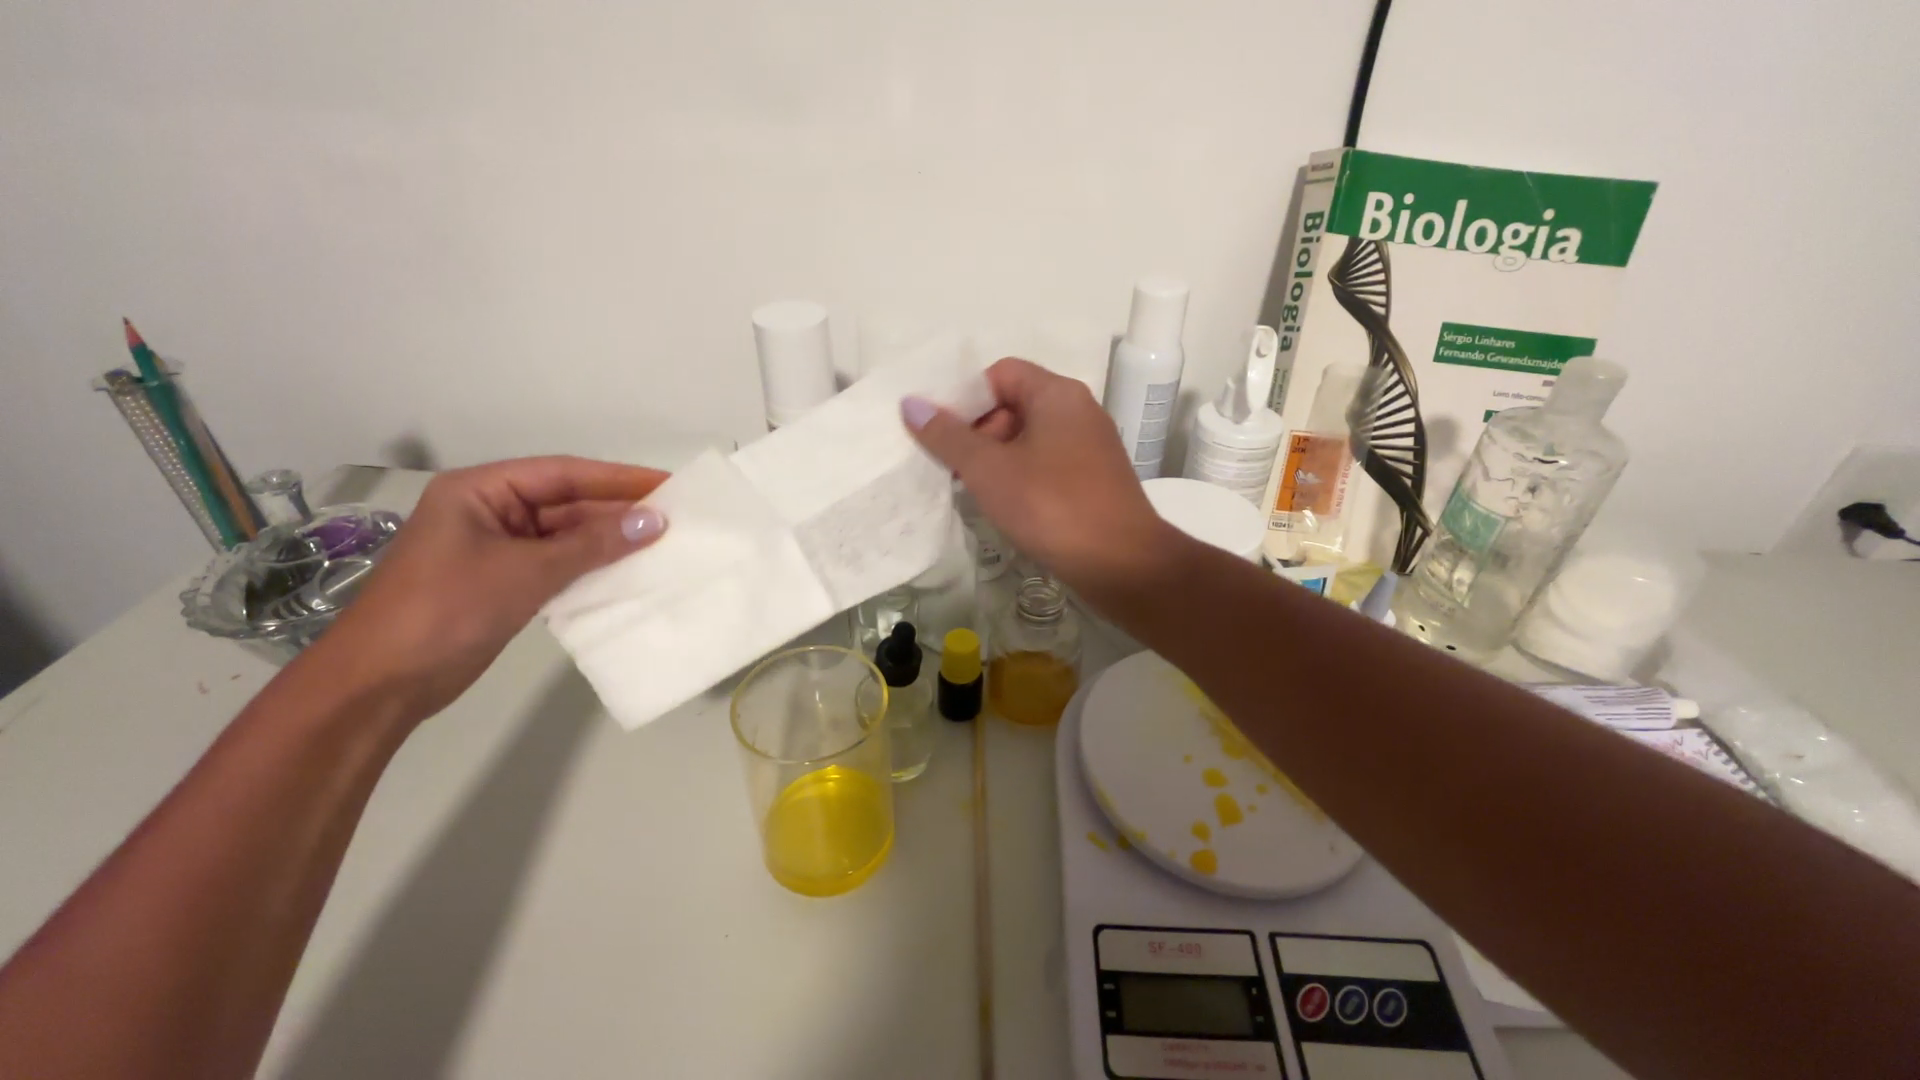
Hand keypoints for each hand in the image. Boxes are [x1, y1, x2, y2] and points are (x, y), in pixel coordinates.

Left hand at [310, 456, 669, 721]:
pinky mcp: (502, 584)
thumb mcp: (525, 571)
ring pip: (564, 537)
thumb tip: (655, 522)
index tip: (668, 486)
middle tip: (676, 518)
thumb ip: (592, 545)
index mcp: (480, 491)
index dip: (618, 479)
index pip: (563, 474)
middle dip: (617, 512)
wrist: (381, 683)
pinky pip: (556, 566)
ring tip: (663, 544)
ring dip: (608, 543)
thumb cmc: (445, 611)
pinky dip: (590, 569)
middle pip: (565, 503)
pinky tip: (628, 574)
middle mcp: (489, 512)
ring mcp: (495, 550)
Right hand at [902, 358, 1179, 601]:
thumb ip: (948, 436)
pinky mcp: (1095, 479)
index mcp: (1057, 395)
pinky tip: (1007, 507)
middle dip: (979, 432)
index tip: (943, 433)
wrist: (1121, 563)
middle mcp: (1079, 411)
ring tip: (976, 491)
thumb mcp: (989, 469)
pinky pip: (1048, 464)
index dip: (967, 398)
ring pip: (1030, 438)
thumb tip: (911, 404)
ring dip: (997, 459)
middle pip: (1014, 404)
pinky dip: (1022, 477)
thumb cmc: (1051, 506)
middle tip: (956, 468)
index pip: (1001, 373)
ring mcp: (1091, 446)